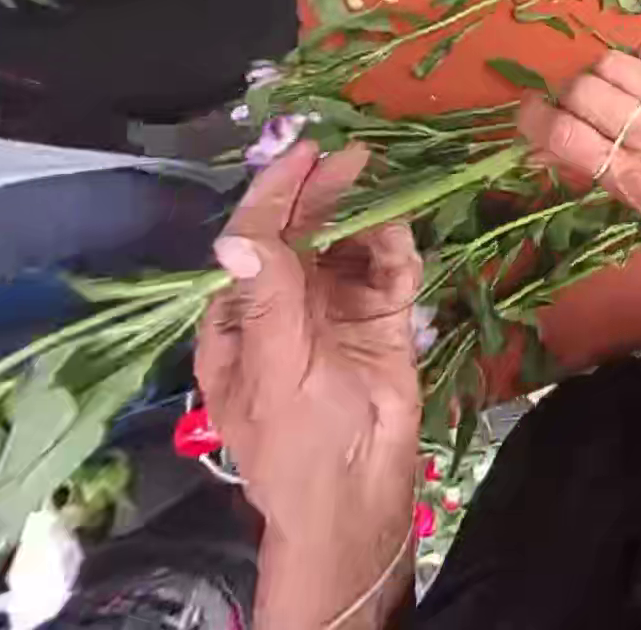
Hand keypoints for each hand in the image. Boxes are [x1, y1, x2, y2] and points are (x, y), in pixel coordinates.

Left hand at [197, 141, 420, 627]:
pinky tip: (402, 251)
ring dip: (371, 217)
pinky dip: (399, 252)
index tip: (305, 152)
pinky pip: (392, 268)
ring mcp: (339, 302)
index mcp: (247, 312)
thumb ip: (267, 303)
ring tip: (391, 195)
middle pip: (309, 229)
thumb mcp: (275, 376)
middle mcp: (292, 297)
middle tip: (359, 156)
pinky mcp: (383, 311)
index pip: (258, 237)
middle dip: (330, 191)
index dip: (278, 191)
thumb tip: (239, 236)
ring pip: (355, 241)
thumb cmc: (297, 444)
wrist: (362, 489)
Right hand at [515, 38, 640, 228]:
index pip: (567, 137)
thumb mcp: (637, 198)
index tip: (528, 111)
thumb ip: (588, 166)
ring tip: (613, 92)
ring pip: (608, 63)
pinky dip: (635, 61)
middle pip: (582, 91)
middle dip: (567, 95)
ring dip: (598, 76)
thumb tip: (537, 143)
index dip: (534, 119)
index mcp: (637, 177)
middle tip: (578, 106)